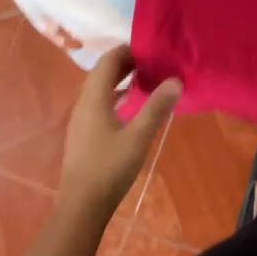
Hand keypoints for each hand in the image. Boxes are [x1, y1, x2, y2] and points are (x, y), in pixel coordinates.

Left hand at [58, 45, 180, 217]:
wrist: (81, 206)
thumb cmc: (109, 168)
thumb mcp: (138, 137)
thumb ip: (156, 107)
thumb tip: (175, 80)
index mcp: (93, 98)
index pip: (108, 61)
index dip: (128, 50)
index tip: (151, 48)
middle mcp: (83, 103)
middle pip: (102, 72)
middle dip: (126, 63)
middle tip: (153, 62)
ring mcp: (81, 120)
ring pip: (99, 89)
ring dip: (120, 79)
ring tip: (146, 79)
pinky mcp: (83, 134)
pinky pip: (99, 103)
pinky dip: (115, 95)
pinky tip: (130, 106)